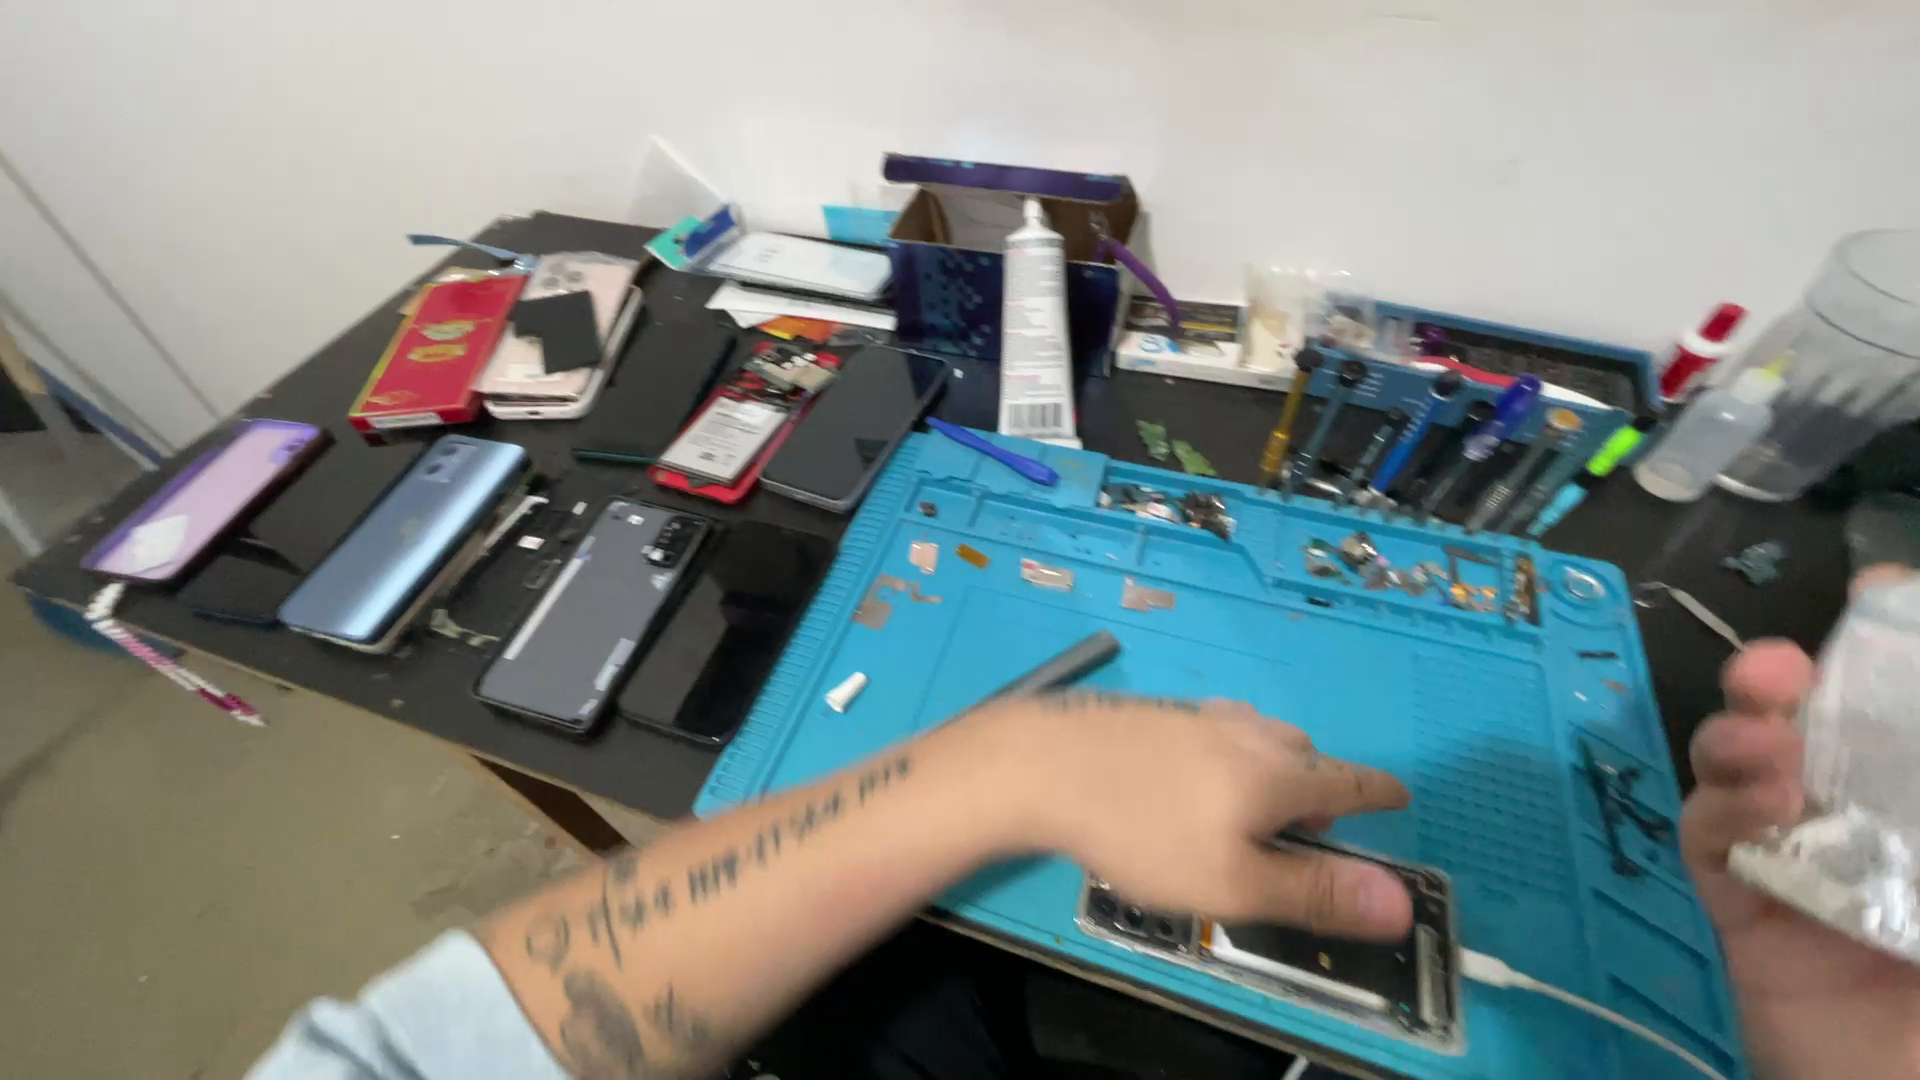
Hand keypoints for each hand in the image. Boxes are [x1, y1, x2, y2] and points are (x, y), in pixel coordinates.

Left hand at [964, 694, 1412, 941]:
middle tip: (1309, 825)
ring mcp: (1193, 715)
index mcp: (1275, 771)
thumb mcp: (1234, 883)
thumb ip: (1314, 891)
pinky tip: (1196, 774)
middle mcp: (1242, 731)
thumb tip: (1401, 900)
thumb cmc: (1144, 831)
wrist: (1045, 763)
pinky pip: (1214, 731)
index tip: (1397, 796)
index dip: (1377, 793)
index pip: (1348, 780)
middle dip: (1320, 786)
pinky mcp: (1154, 714)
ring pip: (1256, 737)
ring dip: (1272, 767)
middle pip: (1303, 754)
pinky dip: (1228, 754)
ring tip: (1254, 805)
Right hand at [1681, 567, 1919, 1078]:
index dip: (1904, 660)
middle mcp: (1890, 835)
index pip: (1915, 730)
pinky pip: (1715, 838)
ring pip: (1759, 774)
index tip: (1888, 605)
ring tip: (1760, 702)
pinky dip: (1723, 801)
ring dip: (1749, 729)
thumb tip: (1911, 743)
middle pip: (1835, 738)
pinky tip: (1750, 791)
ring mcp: (1811, 867)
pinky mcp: (1744, 903)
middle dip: (1810, 687)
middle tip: (1789, 658)